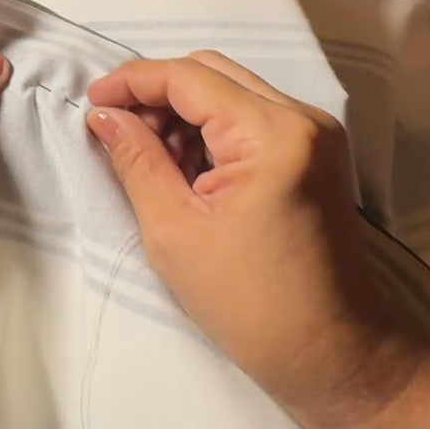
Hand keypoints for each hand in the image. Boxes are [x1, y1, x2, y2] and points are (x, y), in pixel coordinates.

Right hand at [85, 52, 428, 426]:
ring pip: (227, 88)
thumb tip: (103, 114)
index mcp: (272, 134)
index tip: (93, 99)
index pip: (187, 77)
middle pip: (209, 72)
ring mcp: (314, 131)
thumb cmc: (252, 304)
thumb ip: (135, 158)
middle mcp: (301, 118)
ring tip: (152, 156)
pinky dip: (209, 127)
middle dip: (156, 94)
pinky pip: (248, 112)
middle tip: (120, 129)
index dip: (132, 81)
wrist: (336, 357)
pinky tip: (186, 165)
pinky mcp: (315, 149)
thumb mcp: (173, 230)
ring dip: (181, 110)